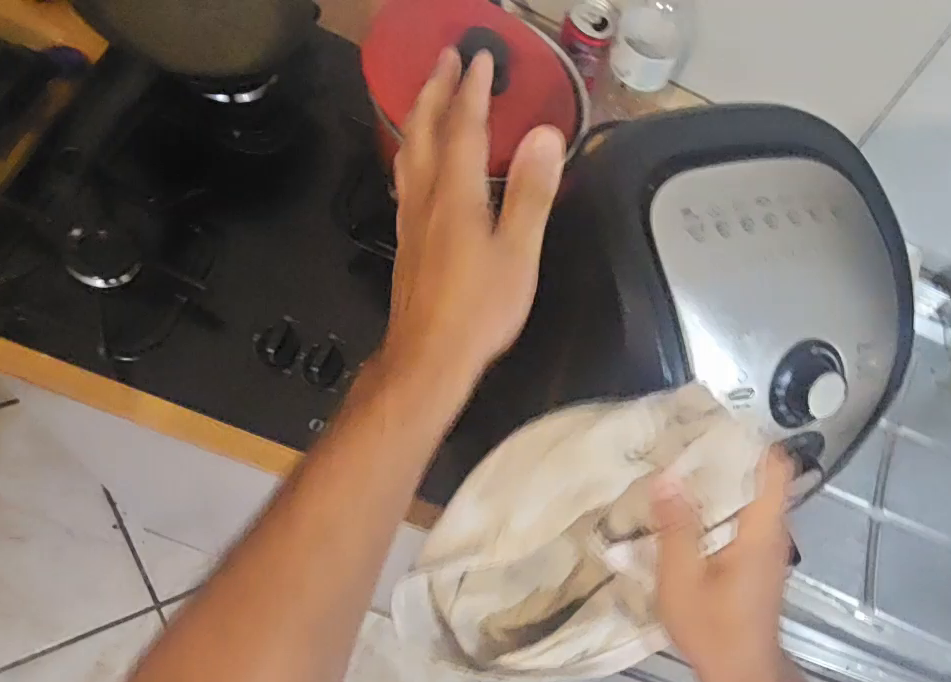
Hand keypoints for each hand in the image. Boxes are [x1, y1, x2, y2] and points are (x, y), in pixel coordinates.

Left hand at [379, 48, 565, 385]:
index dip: (473, 88)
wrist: (430, 356)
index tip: (481, 57)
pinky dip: (414, 153)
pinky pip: (406, 179)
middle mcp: (426, 198)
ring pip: (408, 152)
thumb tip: (545, 137)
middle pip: (425, 129)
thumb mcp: (518, 254)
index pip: (464, 126)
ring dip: (420, 116)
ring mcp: (411, 220)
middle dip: (436, 88)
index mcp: (456, 195)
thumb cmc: (478, 312)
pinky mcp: (407, 242)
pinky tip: (418, 164)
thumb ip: (530, 194)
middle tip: (446, 59)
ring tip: (429, 97)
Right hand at [653, 449, 812, 681]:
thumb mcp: (682, 578)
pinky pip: (744, 522)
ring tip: (679, 476)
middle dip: (725, 460)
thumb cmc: (715, 629)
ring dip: (721, 487)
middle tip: (683, 448)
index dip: (750, 441)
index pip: (775, 466)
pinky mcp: (760, 565)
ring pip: (751, 501)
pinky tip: (687, 516)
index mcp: (762, 529)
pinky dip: (721, 511)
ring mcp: (770, 550)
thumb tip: (667, 476)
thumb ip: (675, 526)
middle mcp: (774, 533)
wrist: (745, 677)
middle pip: (760, 479)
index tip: (712, 429)